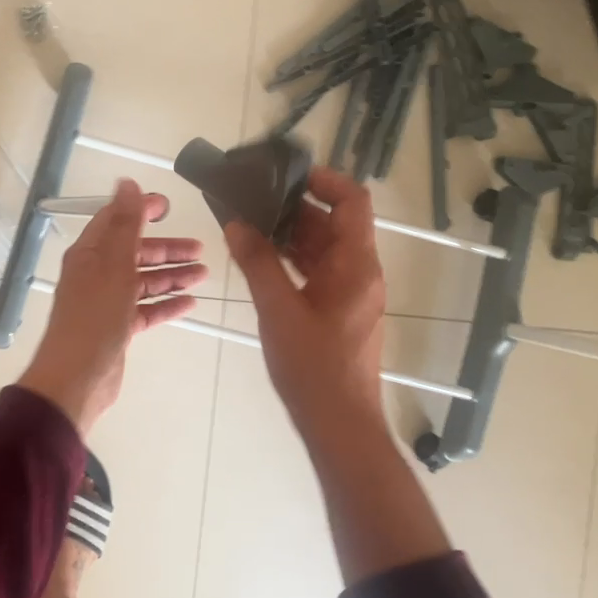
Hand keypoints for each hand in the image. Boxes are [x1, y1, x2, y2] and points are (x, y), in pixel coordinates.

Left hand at [17, 179, 205, 434]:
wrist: (77, 378)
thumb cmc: (95, 317)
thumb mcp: (114, 265)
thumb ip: (125, 224)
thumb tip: (127, 181)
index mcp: (88, 255)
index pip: (115, 221)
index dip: (140, 210)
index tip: (170, 206)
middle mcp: (95, 275)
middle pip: (134, 253)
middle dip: (166, 249)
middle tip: (200, 248)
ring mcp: (106, 303)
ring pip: (143, 282)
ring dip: (171, 276)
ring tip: (203, 274)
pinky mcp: (117, 329)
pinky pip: (145, 310)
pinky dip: (166, 304)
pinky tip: (190, 302)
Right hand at [224, 168, 385, 424]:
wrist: (338, 424)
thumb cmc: (313, 366)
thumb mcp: (278, 310)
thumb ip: (257, 262)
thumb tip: (237, 223)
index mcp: (356, 266)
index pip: (352, 202)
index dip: (324, 180)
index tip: (285, 174)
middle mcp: (359, 273)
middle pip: (333, 224)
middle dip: (294, 207)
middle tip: (251, 198)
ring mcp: (350, 294)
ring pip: (323, 249)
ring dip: (289, 234)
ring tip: (247, 223)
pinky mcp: (338, 312)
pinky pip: (317, 271)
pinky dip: (291, 259)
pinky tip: (259, 259)